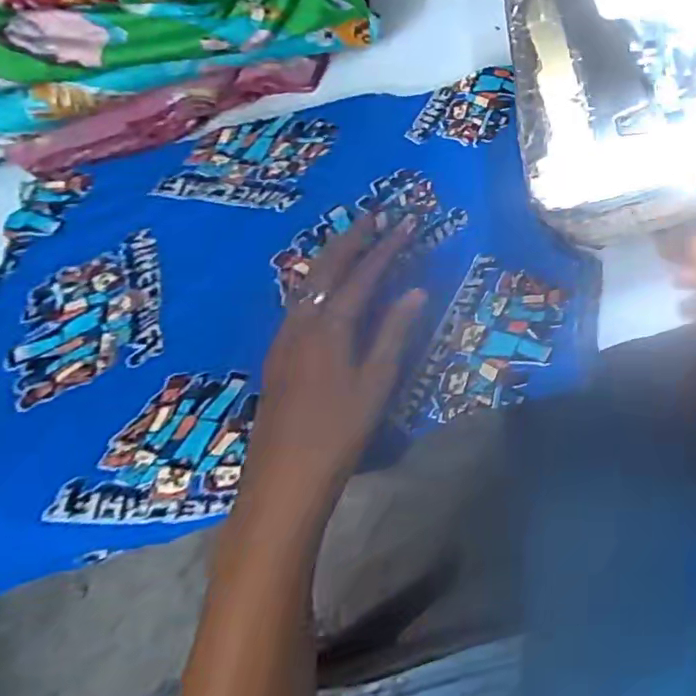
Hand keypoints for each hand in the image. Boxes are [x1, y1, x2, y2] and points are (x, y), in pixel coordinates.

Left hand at [240, 217, 427, 517]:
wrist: (284, 479)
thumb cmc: (340, 431)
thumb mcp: (377, 381)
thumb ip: (394, 332)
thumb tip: (416, 290)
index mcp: (330, 328)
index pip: (364, 275)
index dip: (387, 247)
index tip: (407, 222)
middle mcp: (302, 324)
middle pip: (327, 269)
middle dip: (353, 239)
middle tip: (376, 216)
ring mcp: (285, 338)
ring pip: (308, 283)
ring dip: (333, 257)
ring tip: (354, 240)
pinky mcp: (279, 354)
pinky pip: (299, 302)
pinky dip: (319, 281)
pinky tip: (327, 287)